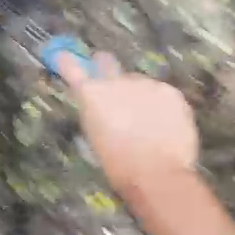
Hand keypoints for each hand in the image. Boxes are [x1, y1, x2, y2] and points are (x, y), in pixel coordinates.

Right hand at [56, 52, 197, 193]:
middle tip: (112, 86)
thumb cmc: (117, 165)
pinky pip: (161, 93)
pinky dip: (161, 104)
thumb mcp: (93, 136)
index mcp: (90, 93)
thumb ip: (94, 112)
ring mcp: (145, 83)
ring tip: (149, 121)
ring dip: (138, 94)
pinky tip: (166, 125)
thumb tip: (100, 105)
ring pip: (137, 82)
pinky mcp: (170, 91)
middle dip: (105, 68)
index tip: (64, 59)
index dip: (66, 61)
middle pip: (105, 59)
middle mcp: (115, 80)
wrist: (158, 176)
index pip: (69, 64)